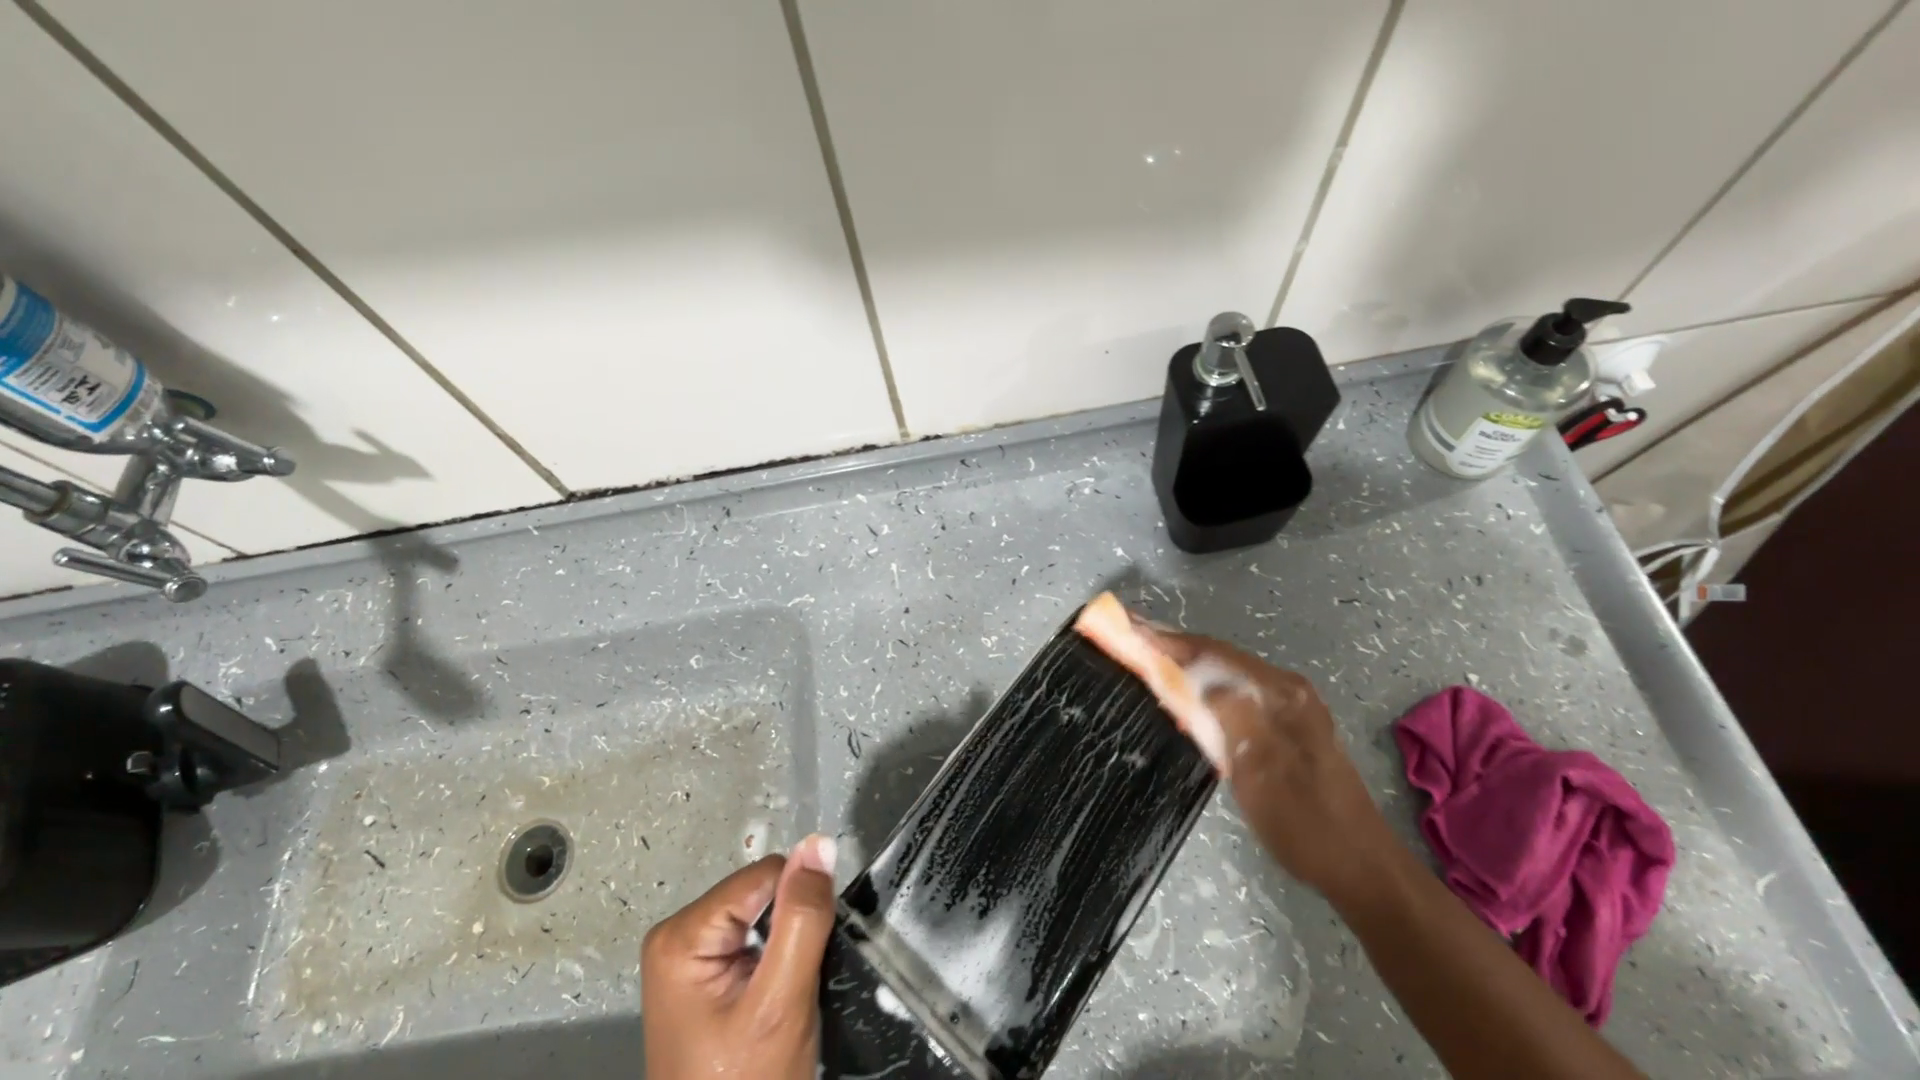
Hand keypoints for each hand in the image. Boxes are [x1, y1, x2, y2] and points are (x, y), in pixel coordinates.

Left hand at [641, 834, 837, 1079]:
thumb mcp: (781, 1001)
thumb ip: (802, 919)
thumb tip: (819, 844)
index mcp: (681, 934)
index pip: (765, 875)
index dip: (798, 907)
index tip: (803, 958)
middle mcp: (675, 934)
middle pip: (760, 895)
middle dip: (788, 931)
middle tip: (790, 987)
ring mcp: (684, 957)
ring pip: (761, 917)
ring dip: (783, 950)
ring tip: (782, 997)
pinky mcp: (698, 976)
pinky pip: (750, 942)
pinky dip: (772, 964)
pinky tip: (770, 1001)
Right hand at [1137, 626, 1397, 903]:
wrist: (1359, 866)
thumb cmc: (1305, 821)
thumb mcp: (1261, 769)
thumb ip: (1230, 713)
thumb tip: (1196, 672)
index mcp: (1280, 693)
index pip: (1214, 653)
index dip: (1169, 640)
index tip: (1128, 628)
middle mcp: (1287, 691)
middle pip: (1222, 659)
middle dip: (1175, 648)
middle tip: (1130, 641)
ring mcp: (1291, 711)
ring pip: (1229, 677)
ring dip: (1189, 669)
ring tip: (1149, 663)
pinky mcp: (1289, 732)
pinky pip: (1239, 697)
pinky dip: (1207, 692)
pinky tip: (1188, 700)